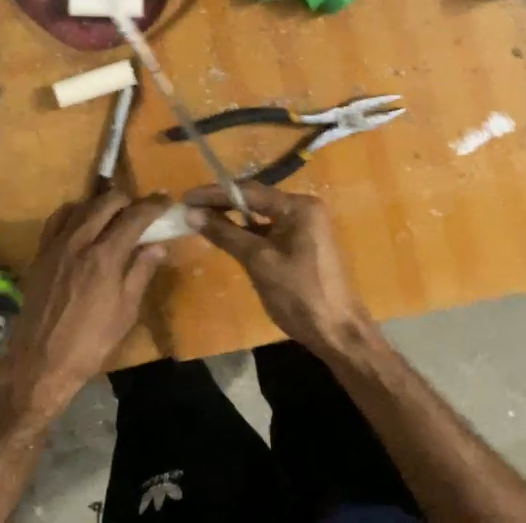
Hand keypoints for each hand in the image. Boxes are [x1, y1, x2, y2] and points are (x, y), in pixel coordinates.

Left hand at [0, 192, 172, 421]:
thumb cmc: (91, 341)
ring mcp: (56, 243)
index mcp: (104, 256)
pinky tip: (84, 221)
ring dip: (103, 203)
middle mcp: (79, 240)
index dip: (153, 205)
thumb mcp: (126, 311)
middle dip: (128, 200)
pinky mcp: (41, 251)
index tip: (166, 200)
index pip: (133, 217)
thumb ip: (141, 272)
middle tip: (143, 208)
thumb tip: (157, 246)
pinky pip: (59, 218)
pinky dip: (76, 212)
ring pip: (82, 206)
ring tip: (117, 213)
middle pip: (106, 202)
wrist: (42, 358)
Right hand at [184, 183, 371, 357]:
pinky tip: (228, 235)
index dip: (213, 194)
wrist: (339, 334)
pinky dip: (248, 232)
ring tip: (202, 219)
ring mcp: (307, 227)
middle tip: (190, 207)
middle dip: (222, 203)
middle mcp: (304, 209)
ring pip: (261, 215)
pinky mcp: (305, 244)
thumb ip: (225, 232)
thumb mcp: (258, 261)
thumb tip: (191, 213)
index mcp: (298, 207)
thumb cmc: (299, 295)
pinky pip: (270, 229)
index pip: (248, 191)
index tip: (185, 197)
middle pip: (255, 199)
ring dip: (233, 217)